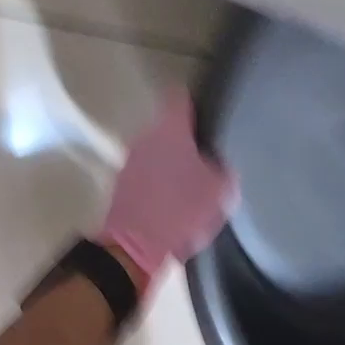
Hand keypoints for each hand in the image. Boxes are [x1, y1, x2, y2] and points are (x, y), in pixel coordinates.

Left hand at [98, 93, 235, 283]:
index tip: (209, 108)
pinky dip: (157, 179)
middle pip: (169, 124)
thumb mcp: (218, 191)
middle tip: (206, 150)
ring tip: (190, 178)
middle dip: (186, 135)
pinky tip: (171, 197)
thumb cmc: (180, 210)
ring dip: (170, 159)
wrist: (132, 248)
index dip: (196, 99)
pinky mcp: (121, 183)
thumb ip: (223, 168)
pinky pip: (145, 171)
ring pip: (156, 148)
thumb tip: (221, 162)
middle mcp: (147, 135)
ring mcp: (131, 159)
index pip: (181, 96)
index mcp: (171, 128)